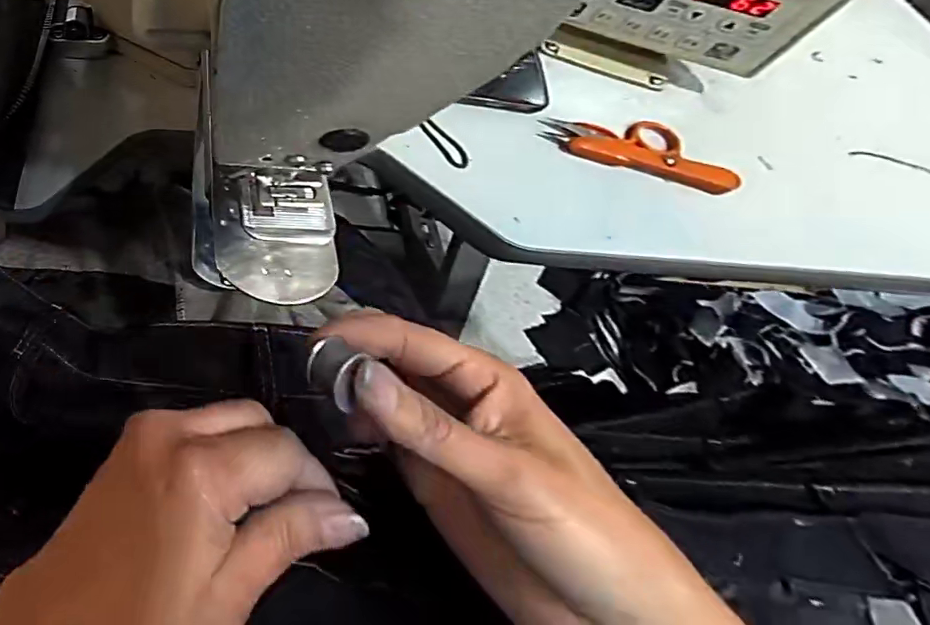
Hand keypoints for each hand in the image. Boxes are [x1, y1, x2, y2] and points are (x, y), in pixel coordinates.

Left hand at [0, 399, 370, 624]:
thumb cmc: (144, 623)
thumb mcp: (224, 597)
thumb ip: (286, 539)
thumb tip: (348, 516)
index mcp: (200, 466)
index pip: (284, 449)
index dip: (317, 482)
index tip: (336, 519)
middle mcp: (174, 427)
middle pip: (256, 419)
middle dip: (285, 461)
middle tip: (304, 514)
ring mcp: (148, 426)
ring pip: (227, 415)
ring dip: (253, 451)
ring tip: (267, 507)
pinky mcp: (133, 436)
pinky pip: (196, 424)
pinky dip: (221, 447)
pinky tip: (227, 494)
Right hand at [314, 311, 739, 624]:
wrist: (619, 622)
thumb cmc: (594, 536)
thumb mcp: (509, 475)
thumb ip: (430, 428)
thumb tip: (364, 376)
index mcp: (484, 379)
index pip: (411, 339)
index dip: (364, 333)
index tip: (321, 343)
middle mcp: (457, 400)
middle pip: (392, 360)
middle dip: (351, 355)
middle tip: (310, 366)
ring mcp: (442, 439)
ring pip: (383, 396)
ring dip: (350, 390)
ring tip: (316, 395)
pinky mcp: (431, 477)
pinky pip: (385, 439)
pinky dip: (357, 429)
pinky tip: (340, 430)